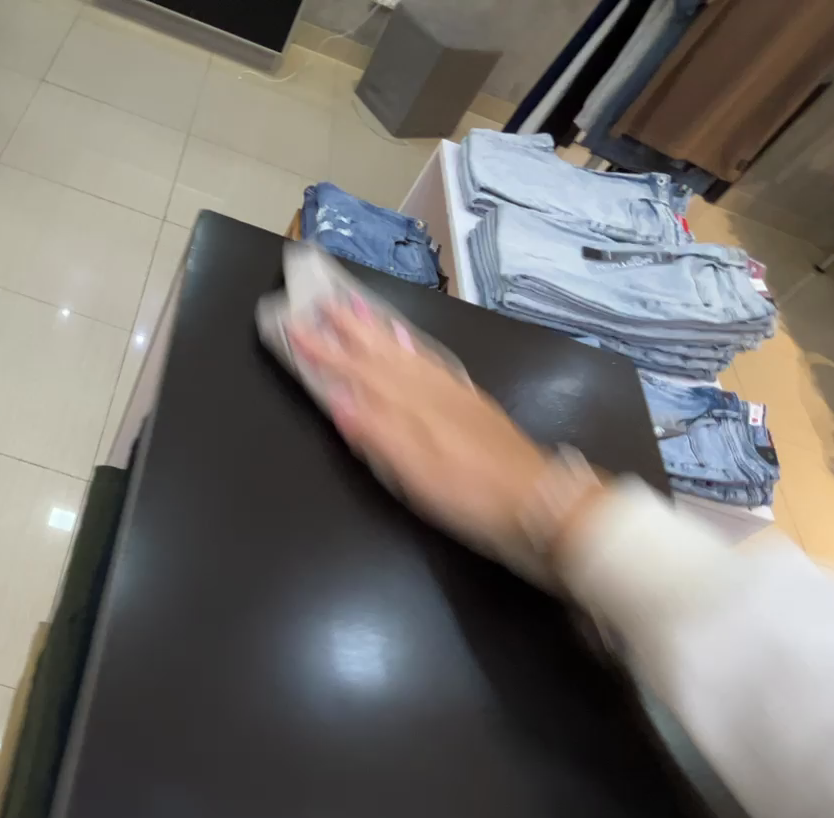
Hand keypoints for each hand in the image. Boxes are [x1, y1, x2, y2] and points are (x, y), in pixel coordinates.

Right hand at [288, 301, 597, 575]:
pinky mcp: (469, 403)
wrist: (540, 502)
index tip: (293, 325)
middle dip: (348, 329)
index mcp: (407, 409)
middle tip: (325, 299)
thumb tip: (336, 401)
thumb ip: (376, 435)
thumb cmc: (469, 495)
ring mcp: (451, 394)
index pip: (355, 372)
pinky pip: (432, 364)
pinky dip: (413, 349)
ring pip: (405, 353)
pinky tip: (408, 343)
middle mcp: (427, 392)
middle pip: (380, 354)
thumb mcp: (415, 474)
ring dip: (378, 331)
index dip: (322, 351)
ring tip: (359, 307)